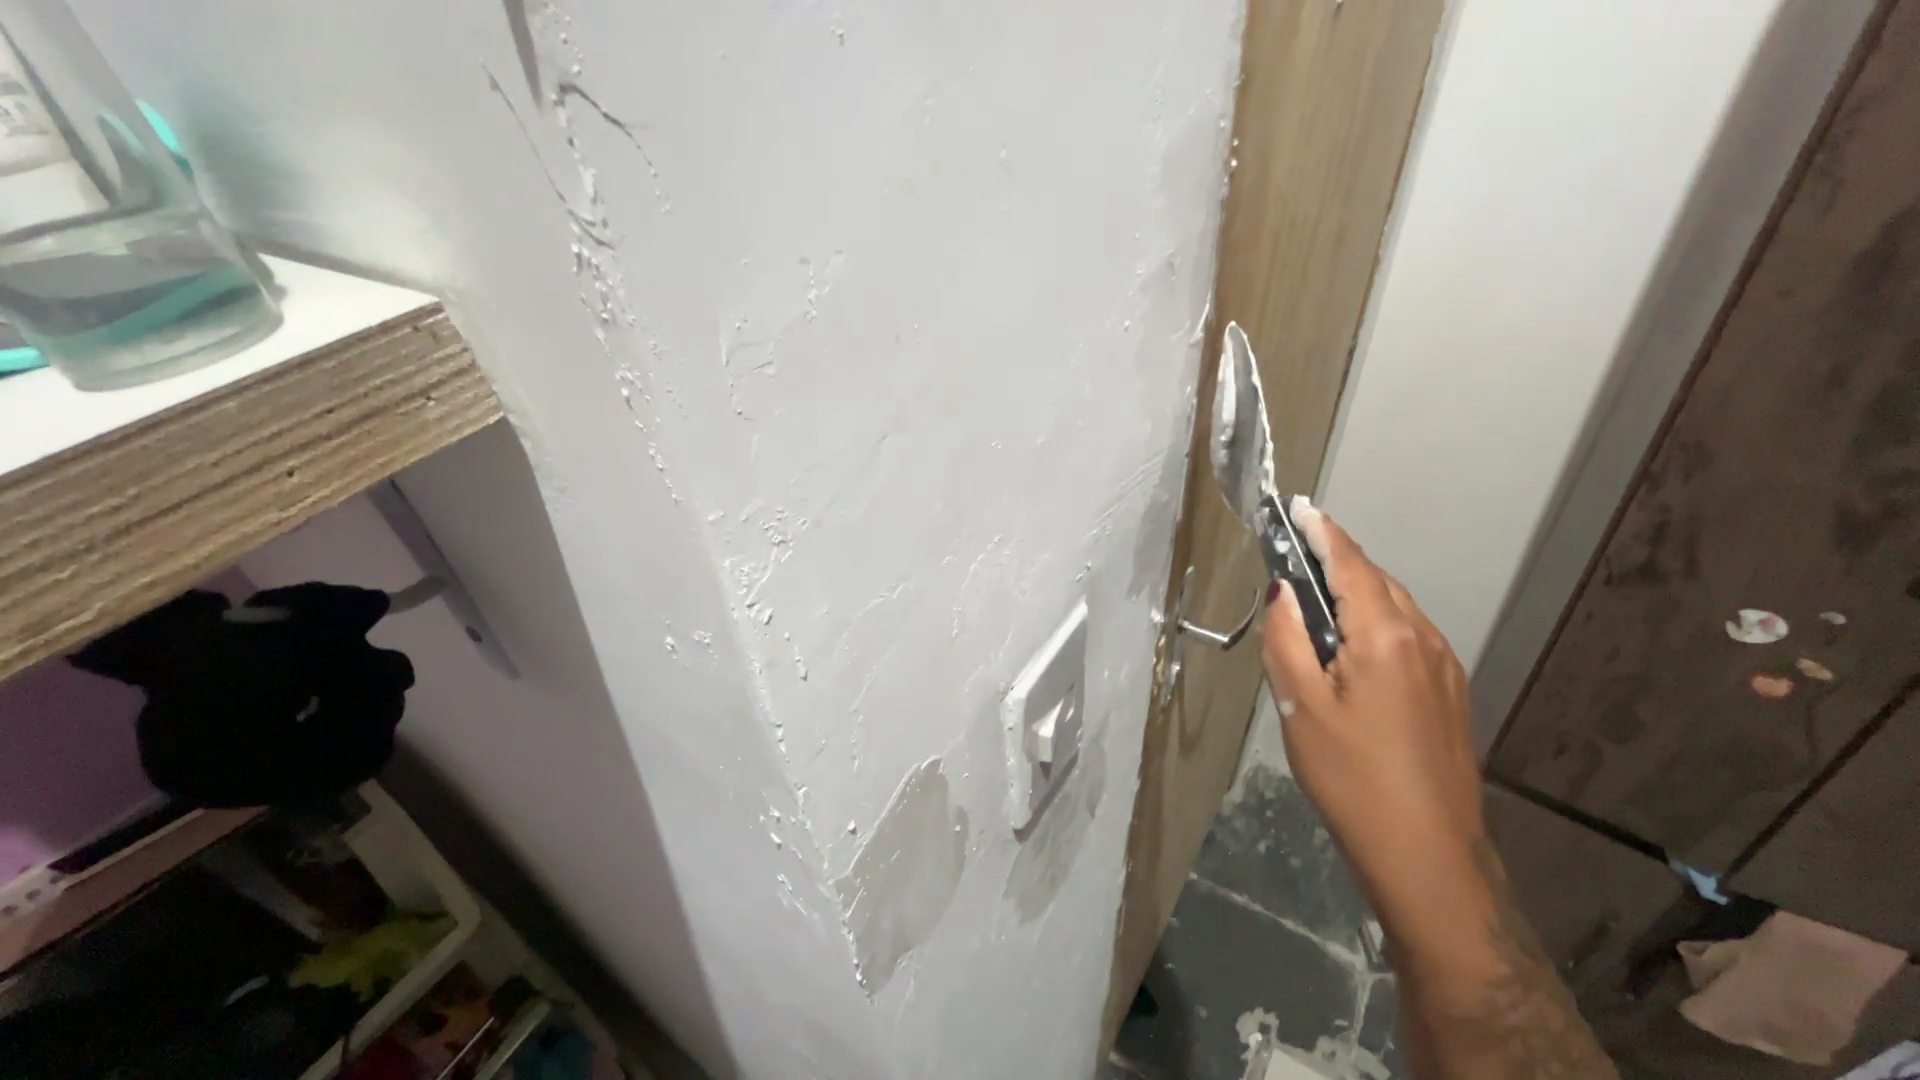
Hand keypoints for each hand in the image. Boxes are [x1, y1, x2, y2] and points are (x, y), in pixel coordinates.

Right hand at [1260, 499, 1482, 900]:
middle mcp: (1424, 638)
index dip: (1323, 532)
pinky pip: (1409, 637)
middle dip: (1337, 561)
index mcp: (1385, 635)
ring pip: (1396, 609)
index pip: (1350, 564)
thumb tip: (1282, 591)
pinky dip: (1376, 624)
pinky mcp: (1451, 694)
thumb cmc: (1352, 776)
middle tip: (1294, 556)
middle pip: (1376, 581)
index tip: (1300, 507)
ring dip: (1357, 593)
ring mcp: (1445, 667)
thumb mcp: (1301, 706)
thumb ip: (1287, 639)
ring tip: (1316, 602)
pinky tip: (1352, 650)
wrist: (1427, 851)